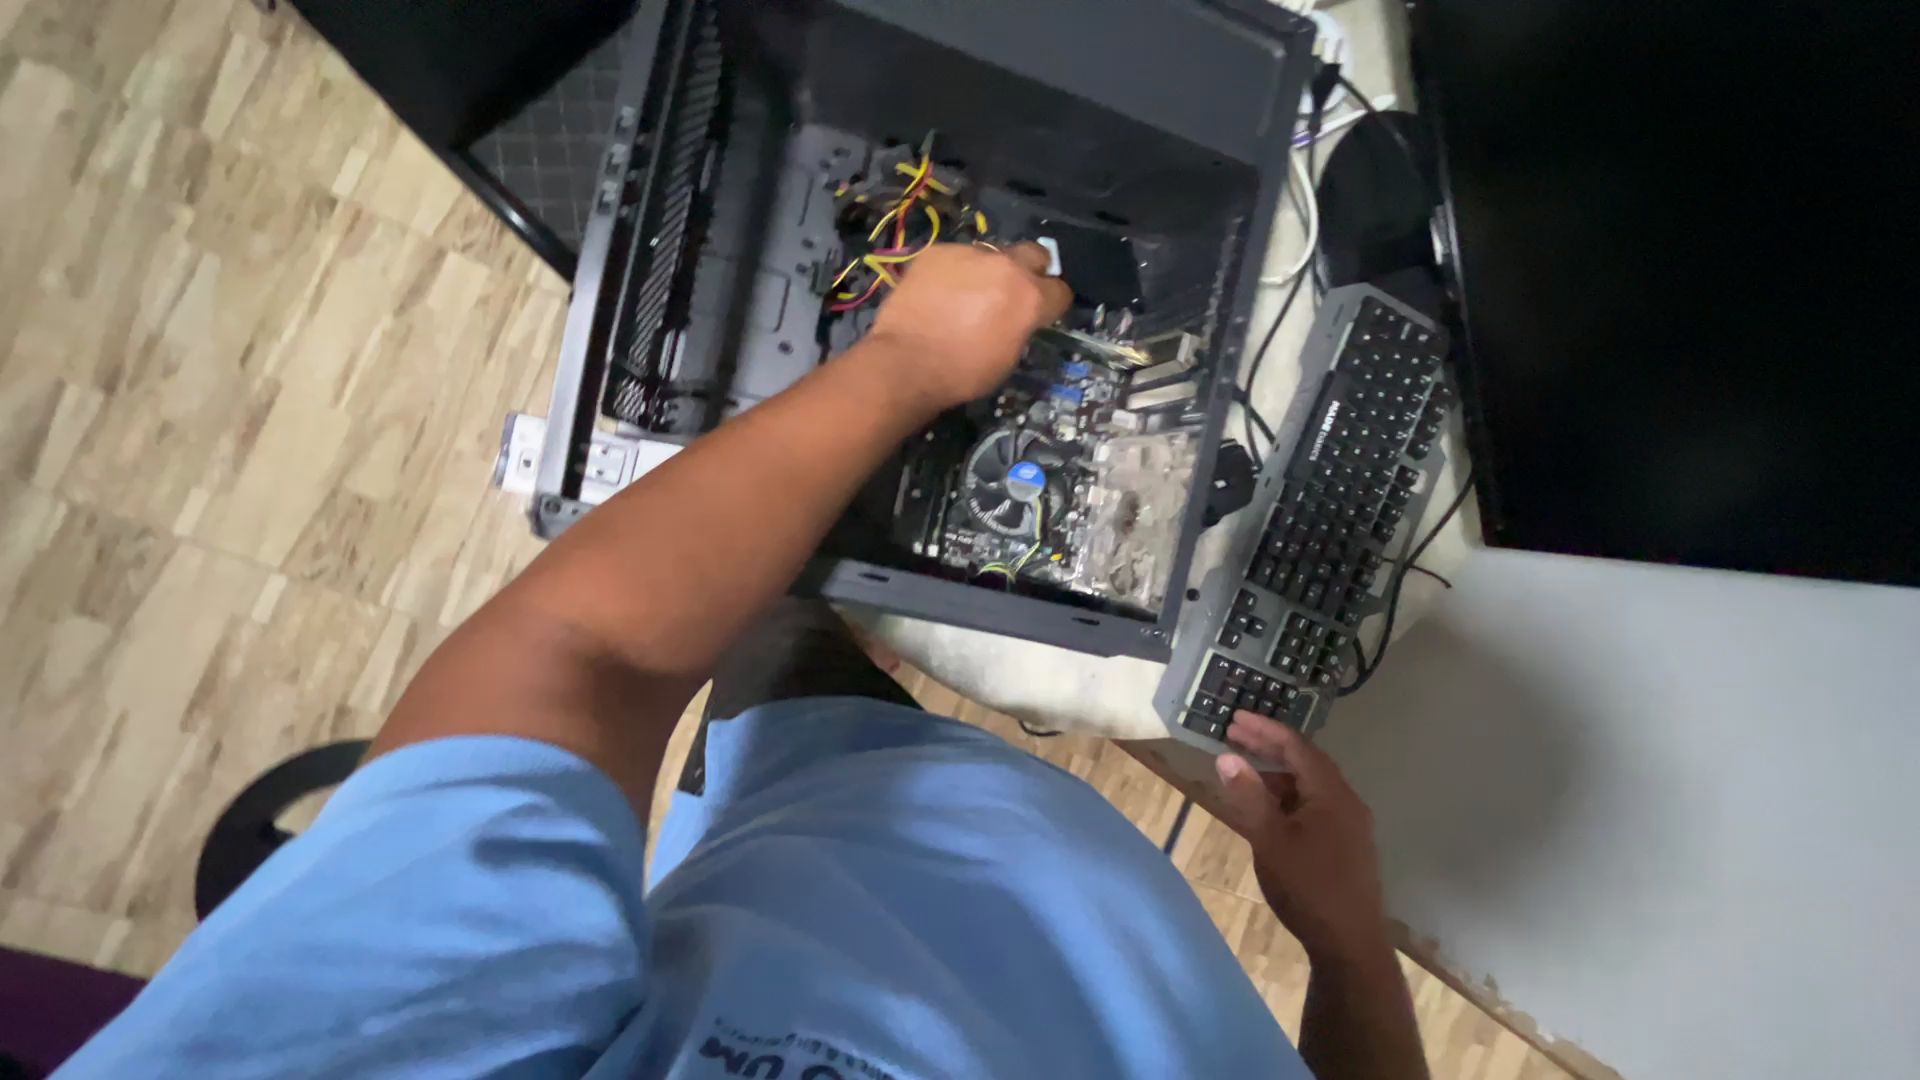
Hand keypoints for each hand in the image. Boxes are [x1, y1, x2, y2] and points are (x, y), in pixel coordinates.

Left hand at [861, 242, 1072, 410]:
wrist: (907, 363)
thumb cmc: (963, 373)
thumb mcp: (1008, 359)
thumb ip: (1021, 327)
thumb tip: (1019, 318)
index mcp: (1030, 298)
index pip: (1060, 291)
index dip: (1053, 305)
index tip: (1043, 314)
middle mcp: (1007, 266)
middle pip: (1035, 254)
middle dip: (1032, 271)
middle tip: (1015, 292)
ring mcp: (970, 253)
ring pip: (993, 253)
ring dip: (990, 270)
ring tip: (969, 294)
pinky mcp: (937, 251)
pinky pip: (957, 257)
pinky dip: (955, 271)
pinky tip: (940, 292)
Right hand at [1214, 710, 1391, 967]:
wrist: (1350, 946)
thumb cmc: (1308, 887)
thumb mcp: (1269, 840)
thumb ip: (1248, 795)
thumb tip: (1227, 757)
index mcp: (1332, 794)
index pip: (1297, 747)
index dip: (1264, 729)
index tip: (1235, 717)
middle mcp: (1346, 802)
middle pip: (1305, 762)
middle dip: (1268, 746)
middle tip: (1233, 734)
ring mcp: (1350, 825)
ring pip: (1309, 786)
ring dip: (1276, 774)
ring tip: (1243, 775)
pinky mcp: (1346, 846)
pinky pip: (1313, 806)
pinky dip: (1287, 797)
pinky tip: (1266, 812)